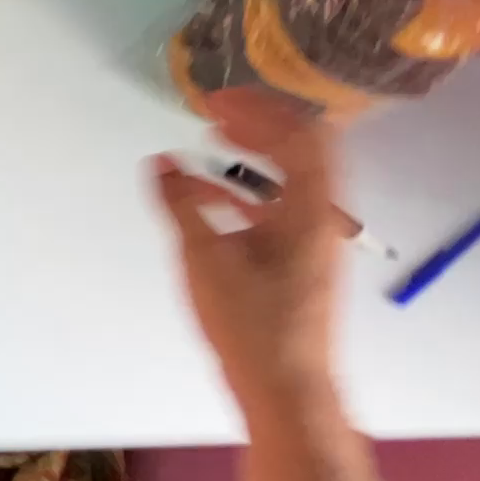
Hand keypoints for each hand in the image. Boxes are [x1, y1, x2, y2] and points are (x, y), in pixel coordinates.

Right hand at [151, 89, 342, 414]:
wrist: (283, 382)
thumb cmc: (248, 321)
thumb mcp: (203, 258)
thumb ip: (180, 205)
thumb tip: (160, 160)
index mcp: (307, 212)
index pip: (301, 139)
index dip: (262, 111)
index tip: (217, 98)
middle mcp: (319, 219)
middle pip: (304, 153)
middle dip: (259, 125)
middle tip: (214, 111)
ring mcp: (309, 240)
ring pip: (292, 179)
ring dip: (256, 153)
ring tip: (215, 141)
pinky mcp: (294, 259)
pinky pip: (277, 205)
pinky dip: (247, 187)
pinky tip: (213, 194)